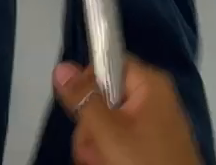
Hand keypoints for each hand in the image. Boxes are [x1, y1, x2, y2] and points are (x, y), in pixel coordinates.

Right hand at [54, 59, 202, 164]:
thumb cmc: (146, 164)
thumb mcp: (109, 132)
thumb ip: (83, 98)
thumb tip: (62, 68)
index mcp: (149, 83)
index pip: (107, 61)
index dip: (89, 83)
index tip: (80, 106)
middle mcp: (153, 98)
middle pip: (104, 95)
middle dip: (92, 124)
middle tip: (95, 146)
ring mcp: (153, 123)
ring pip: (108, 121)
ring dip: (97, 143)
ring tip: (103, 162)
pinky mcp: (152, 145)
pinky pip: (120, 138)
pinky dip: (110, 152)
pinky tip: (108, 164)